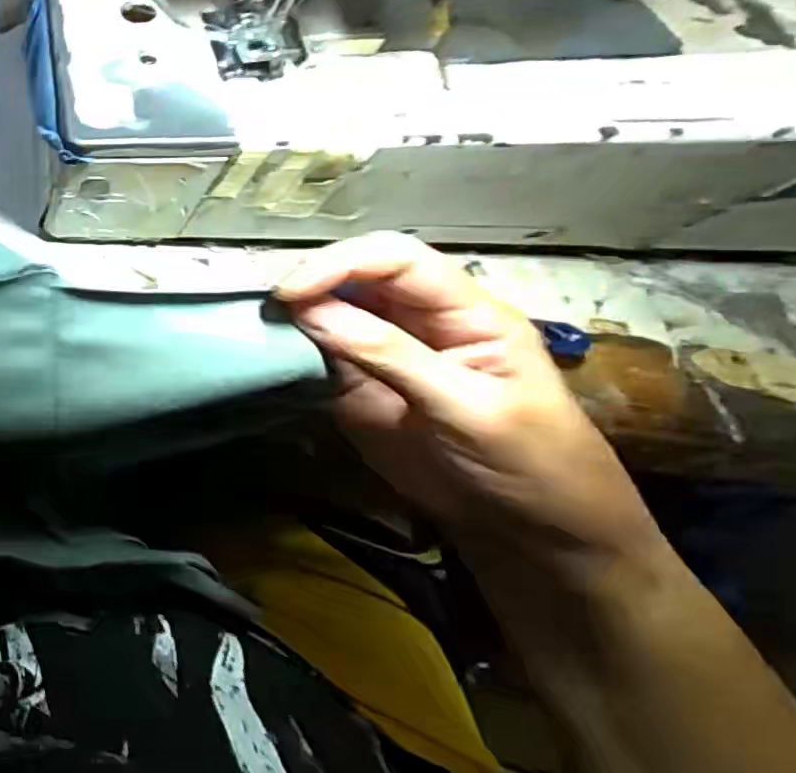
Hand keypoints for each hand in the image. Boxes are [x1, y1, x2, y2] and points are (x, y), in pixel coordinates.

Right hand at [272, 232, 667, 582]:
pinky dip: (292, 341)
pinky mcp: (358, 378)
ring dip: (296, 308)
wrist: (533, 535)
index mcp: (466, 311)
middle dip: (311, 279)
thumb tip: (311, 310)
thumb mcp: (471, 410)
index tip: (290, 293)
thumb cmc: (532, 467)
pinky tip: (274, 346)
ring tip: (262, 323)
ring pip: (332, 304)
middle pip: (358, 272)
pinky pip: (319, 345)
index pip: (398, 259)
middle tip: (268, 307)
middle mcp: (420, 318)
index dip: (341, 263)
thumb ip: (391, 355)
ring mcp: (386, 347)